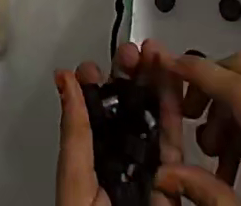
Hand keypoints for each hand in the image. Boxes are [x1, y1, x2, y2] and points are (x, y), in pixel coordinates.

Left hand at [55, 40, 184, 205]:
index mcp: (91, 161)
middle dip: (132, 75)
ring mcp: (148, 173)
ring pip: (153, 119)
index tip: (96, 65)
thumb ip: (75, 131)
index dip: (96, 84)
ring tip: (156, 56)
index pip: (94, 113)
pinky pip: (177, 147)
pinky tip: (174, 87)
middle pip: (127, 109)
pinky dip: (177, 115)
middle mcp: (119, 161)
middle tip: (133, 51)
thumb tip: (63, 79)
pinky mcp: (177, 188)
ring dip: (156, 84)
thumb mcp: (76, 183)